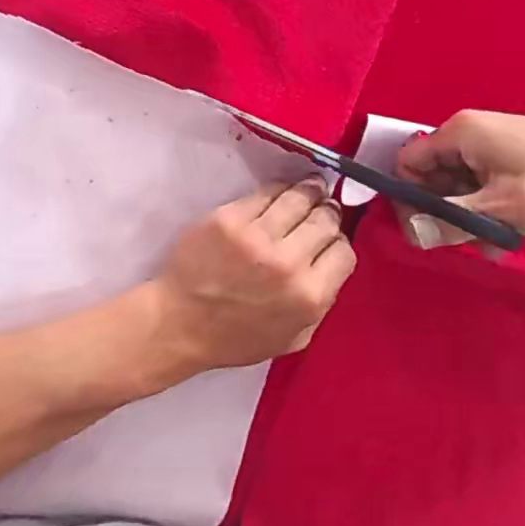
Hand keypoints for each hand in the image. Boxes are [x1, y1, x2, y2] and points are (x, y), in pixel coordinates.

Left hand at [146, 178, 357, 372]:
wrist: (180, 323)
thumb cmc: (236, 337)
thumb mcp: (294, 338)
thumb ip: (321, 303)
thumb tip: (332, 265)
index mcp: (309, 296)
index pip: (344, 252)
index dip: (338, 243)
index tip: (329, 240)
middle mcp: (288, 263)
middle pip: (325, 220)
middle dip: (328, 213)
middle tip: (324, 207)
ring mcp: (256, 237)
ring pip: (298, 198)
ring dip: (309, 191)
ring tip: (310, 188)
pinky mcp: (229, 219)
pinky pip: (265, 193)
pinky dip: (277, 191)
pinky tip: (278, 193)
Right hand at [394, 111, 524, 239]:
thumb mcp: (505, 210)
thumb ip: (452, 220)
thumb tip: (410, 232)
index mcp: (462, 132)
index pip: (407, 164)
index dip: (411, 199)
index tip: (431, 229)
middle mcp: (472, 130)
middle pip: (432, 175)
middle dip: (445, 211)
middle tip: (470, 239)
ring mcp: (494, 141)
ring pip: (458, 183)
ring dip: (469, 215)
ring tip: (497, 240)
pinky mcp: (513, 154)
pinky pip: (482, 182)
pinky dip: (488, 208)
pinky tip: (511, 230)